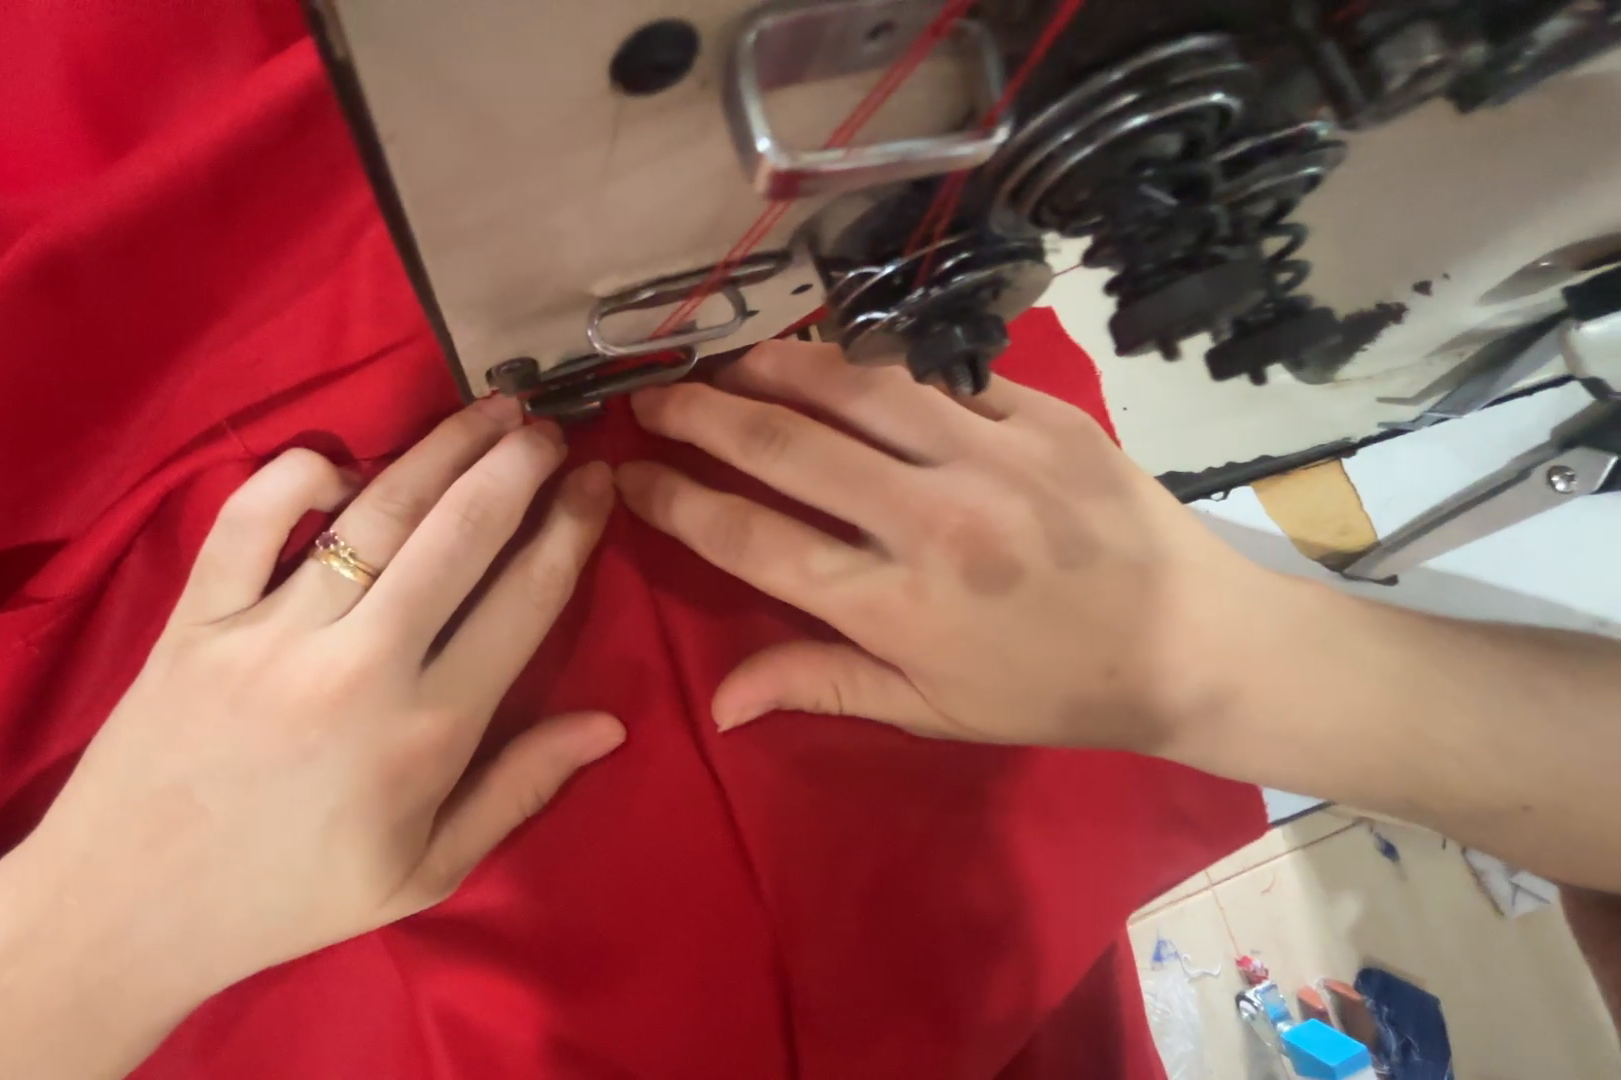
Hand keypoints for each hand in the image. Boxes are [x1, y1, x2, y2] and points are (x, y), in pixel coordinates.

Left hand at [0, 396, 621, 996]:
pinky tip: (345, 463)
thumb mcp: (429, 870)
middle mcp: (359, 667)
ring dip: (443, 449)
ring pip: (376, 513)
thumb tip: (611, 723)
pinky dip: (299, 474)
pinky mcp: (195, 617)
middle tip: (551, 426)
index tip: (597, 480)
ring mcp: (269, 633)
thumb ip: (523, 788)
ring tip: (489, 408)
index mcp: (428, 731)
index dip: (572, 529)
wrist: (122, 918)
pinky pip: (249, 519)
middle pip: (459, 535)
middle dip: (517, 467)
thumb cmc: (294, 894)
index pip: (525, 600)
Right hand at [615, 340, 1279, 751]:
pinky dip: (868, 360)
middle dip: (701, 418)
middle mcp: (932, 522)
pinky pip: (933, 371)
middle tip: (654, 399)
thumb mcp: (927, 708)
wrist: (1197, 645)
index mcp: (897, 606)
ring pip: (852, 388)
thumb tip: (719, 703)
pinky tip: (831, 356)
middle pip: (785, 451)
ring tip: (724, 360)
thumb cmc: (1047, 691)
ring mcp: (991, 456)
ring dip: (773, 368)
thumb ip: (818, 685)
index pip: (752, 542)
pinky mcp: (1040, 413)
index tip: (627, 476)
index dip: (677, 503)